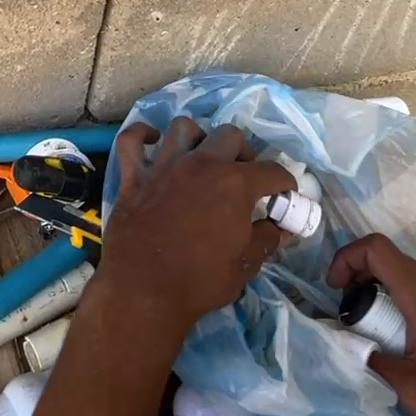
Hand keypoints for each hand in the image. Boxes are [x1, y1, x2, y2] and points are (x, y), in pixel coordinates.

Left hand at [95, 118, 298, 338]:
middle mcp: (200, 164)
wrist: (145, 287)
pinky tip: (153, 142)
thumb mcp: (246, 265)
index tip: (283, 194)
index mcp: (234, 183)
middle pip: (229, 136)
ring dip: (197, 138)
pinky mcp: (134, 175)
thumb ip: (266, 239)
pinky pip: (131, 140)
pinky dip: (141, 135)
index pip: (272, 171)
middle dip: (242, 153)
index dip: (284, 183)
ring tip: (202, 157)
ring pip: (183, 128)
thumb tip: (280, 228)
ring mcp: (164, 166)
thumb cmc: (200, 279)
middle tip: (242, 177)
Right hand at [327, 235, 415, 415]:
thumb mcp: (413, 392)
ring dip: (390, 299)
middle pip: (394, 263)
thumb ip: (372, 361)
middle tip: (356, 321)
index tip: (336, 291)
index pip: (376, 248)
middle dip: (363, 282)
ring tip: (386, 341)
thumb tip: (347, 344)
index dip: (346, 258)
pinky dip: (415, 313)